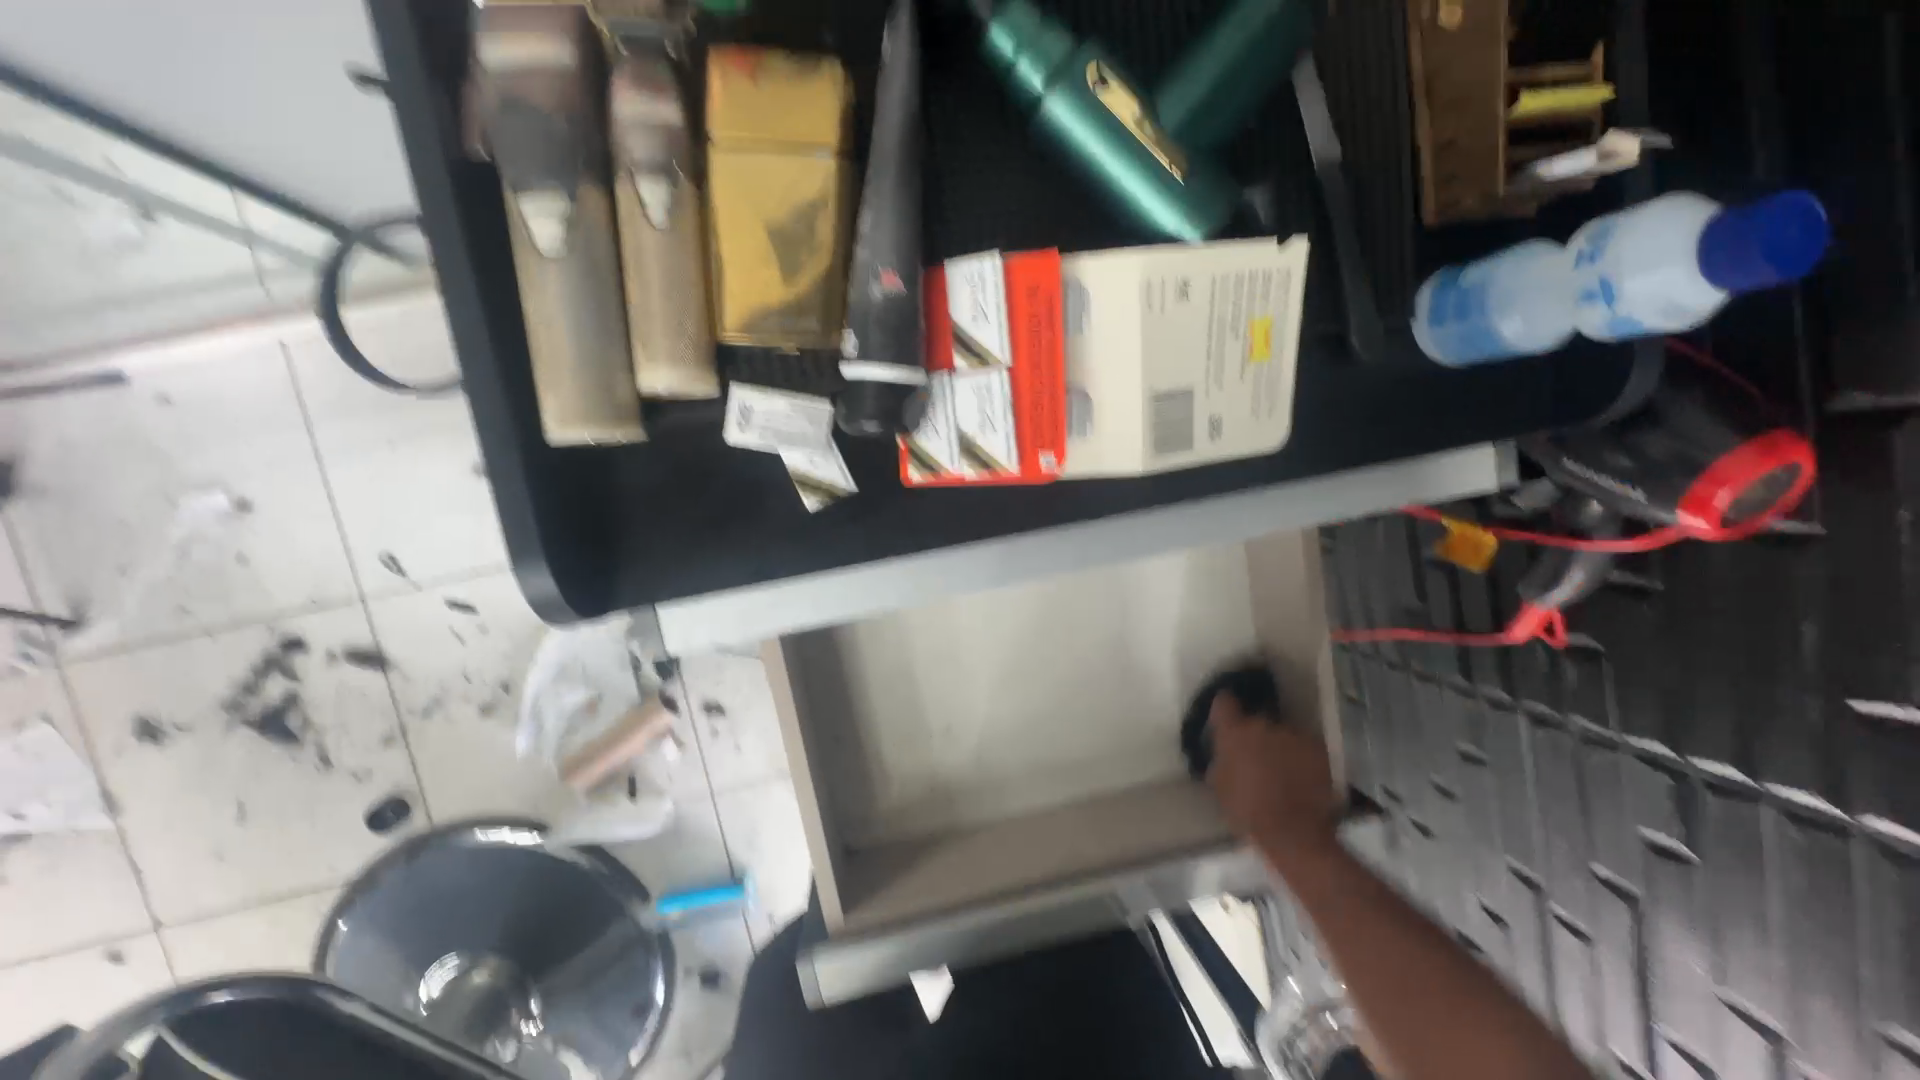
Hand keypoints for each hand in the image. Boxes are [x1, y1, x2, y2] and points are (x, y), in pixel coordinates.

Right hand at [1205, 690, 1338, 860]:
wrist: (1293, 833)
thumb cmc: (1247, 812)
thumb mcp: (1220, 787)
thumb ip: (1222, 761)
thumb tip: (1225, 753)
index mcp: (1234, 733)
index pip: (1224, 702)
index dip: (1225, 708)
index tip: (1226, 717)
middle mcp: (1264, 724)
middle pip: (1257, 720)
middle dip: (1256, 735)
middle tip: (1255, 758)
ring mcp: (1295, 735)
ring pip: (1283, 735)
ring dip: (1280, 747)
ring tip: (1282, 772)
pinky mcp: (1319, 749)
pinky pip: (1305, 748)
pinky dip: (1302, 758)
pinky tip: (1301, 779)